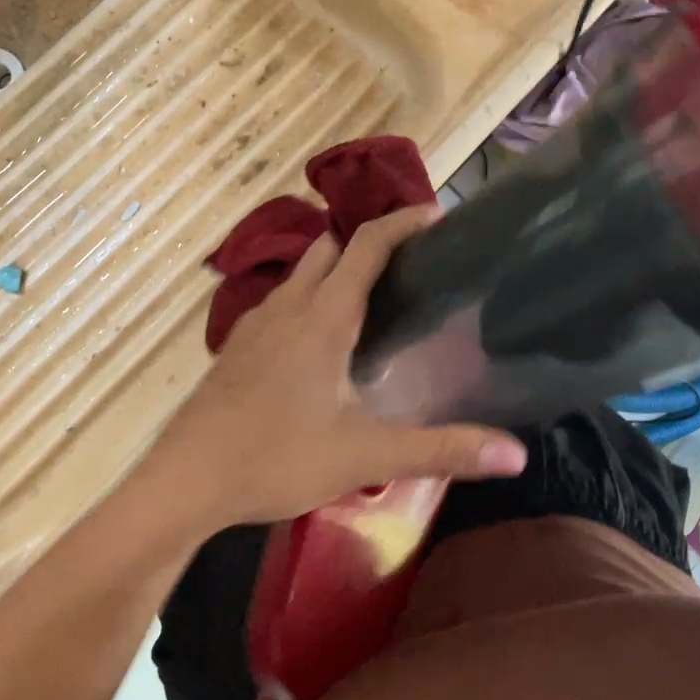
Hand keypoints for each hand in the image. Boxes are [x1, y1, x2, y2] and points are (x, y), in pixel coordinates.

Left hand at [147, 205, 527, 529]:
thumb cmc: (275, 459)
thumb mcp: (365, 456)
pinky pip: (280, 302)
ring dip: (336, 270)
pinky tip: (319, 343)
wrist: (183, 482)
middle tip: (412, 263)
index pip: (367, 246)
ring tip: (373, 299)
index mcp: (322, 317)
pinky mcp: (235, 348)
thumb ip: (441, 450)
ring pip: (301, 274)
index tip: (438, 217)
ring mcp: (254, 325)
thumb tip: (516, 453)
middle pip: (331, 249)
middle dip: (370, 242)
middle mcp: (287, 307)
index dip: (403, 223)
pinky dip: (308, 298)